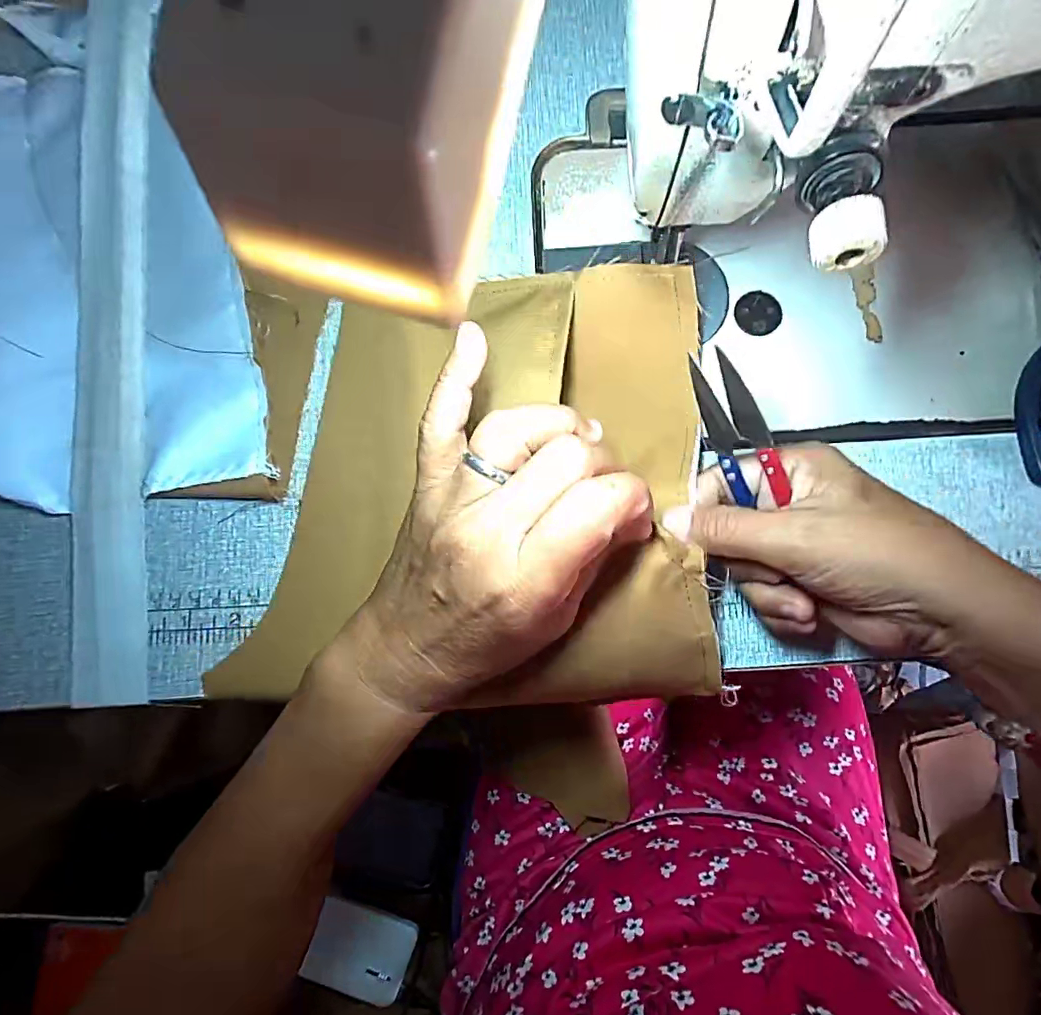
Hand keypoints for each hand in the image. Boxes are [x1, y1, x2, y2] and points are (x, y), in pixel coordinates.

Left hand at [328, 323, 652, 714]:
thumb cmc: (486, 646)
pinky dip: (456, 378)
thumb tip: (630, 507)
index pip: (600, 503)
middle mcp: (486, 529)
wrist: (406, 649)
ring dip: (562, 428)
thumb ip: (595, 559)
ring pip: (518, 428)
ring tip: (579, 442)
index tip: (634, 511)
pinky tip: (474, 339)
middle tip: (604, 490)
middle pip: (567, 457)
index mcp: (525, 577)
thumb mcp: (556, 621)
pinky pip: (440, 420)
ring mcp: (451, 498)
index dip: (633, 498)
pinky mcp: (428, 482)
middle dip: (604, 467)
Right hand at [662, 444, 1040, 719]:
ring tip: (805, 600)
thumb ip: (725, 529)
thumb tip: (665, 518)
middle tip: (779, 572)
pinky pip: (762, 597)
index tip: (691, 542)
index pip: (720, 480)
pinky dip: (783, 610)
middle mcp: (786, 504)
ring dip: (769, 593)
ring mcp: (793, 547)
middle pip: (725, 533)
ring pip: (742, 572)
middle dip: (750, 565)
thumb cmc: (872, 554)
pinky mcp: (800, 583)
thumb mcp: (794, 536)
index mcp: (789, 472)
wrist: (940, 614)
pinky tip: (811, 614)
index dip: (702, 511)